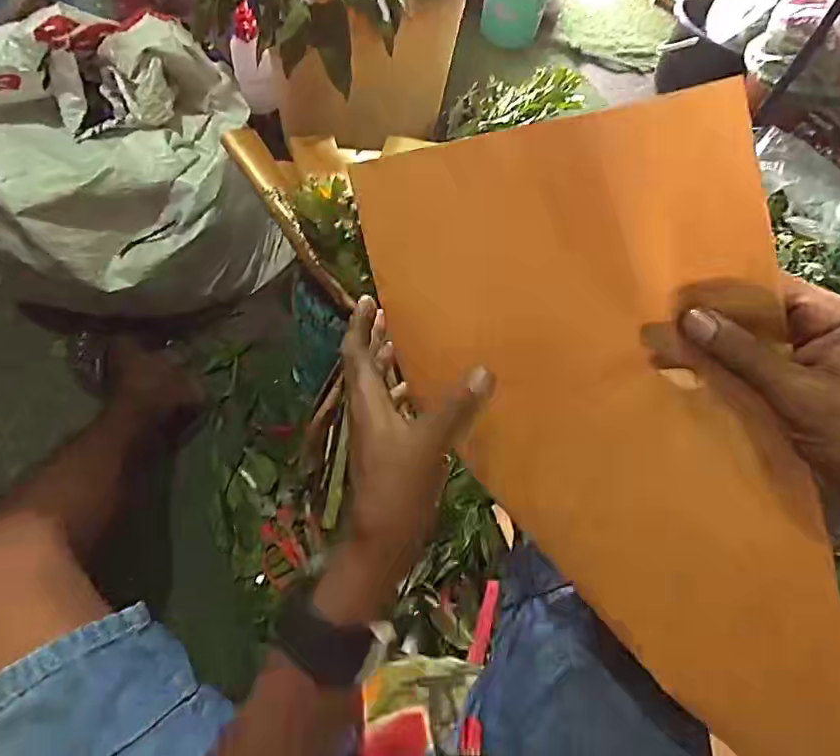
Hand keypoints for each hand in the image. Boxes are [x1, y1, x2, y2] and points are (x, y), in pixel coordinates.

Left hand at [316, 296, 492, 623]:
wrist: (383, 539)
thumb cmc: (397, 486)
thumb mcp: (429, 443)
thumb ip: (456, 407)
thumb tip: (484, 371)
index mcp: (367, 402)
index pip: (356, 353)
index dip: (360, 326)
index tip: (369, 300)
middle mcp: (368, 411)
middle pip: (366, 366)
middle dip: (376, 339)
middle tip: (392, 315)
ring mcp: (377, 431)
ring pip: (379, 387)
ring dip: (390, 363)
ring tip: (409, 344)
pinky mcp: (390, 448)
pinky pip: (394, 407)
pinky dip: (405, 391)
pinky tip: (426, 390)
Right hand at [643, 276, 839, 525]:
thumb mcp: (798, 395)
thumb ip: (742, 354)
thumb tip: (689, 315)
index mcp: (830, 317)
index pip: (765, 285)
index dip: (719, 289)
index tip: (673, 297)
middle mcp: (822, 332)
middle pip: (757, 314)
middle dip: (712, 321)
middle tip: (661, 325)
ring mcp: (815, 363)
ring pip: (757, 345)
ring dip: (719, 350)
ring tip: (668, 351)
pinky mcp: (808, 392)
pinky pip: (763, 372)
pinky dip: (734, 374)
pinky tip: (699, 379)